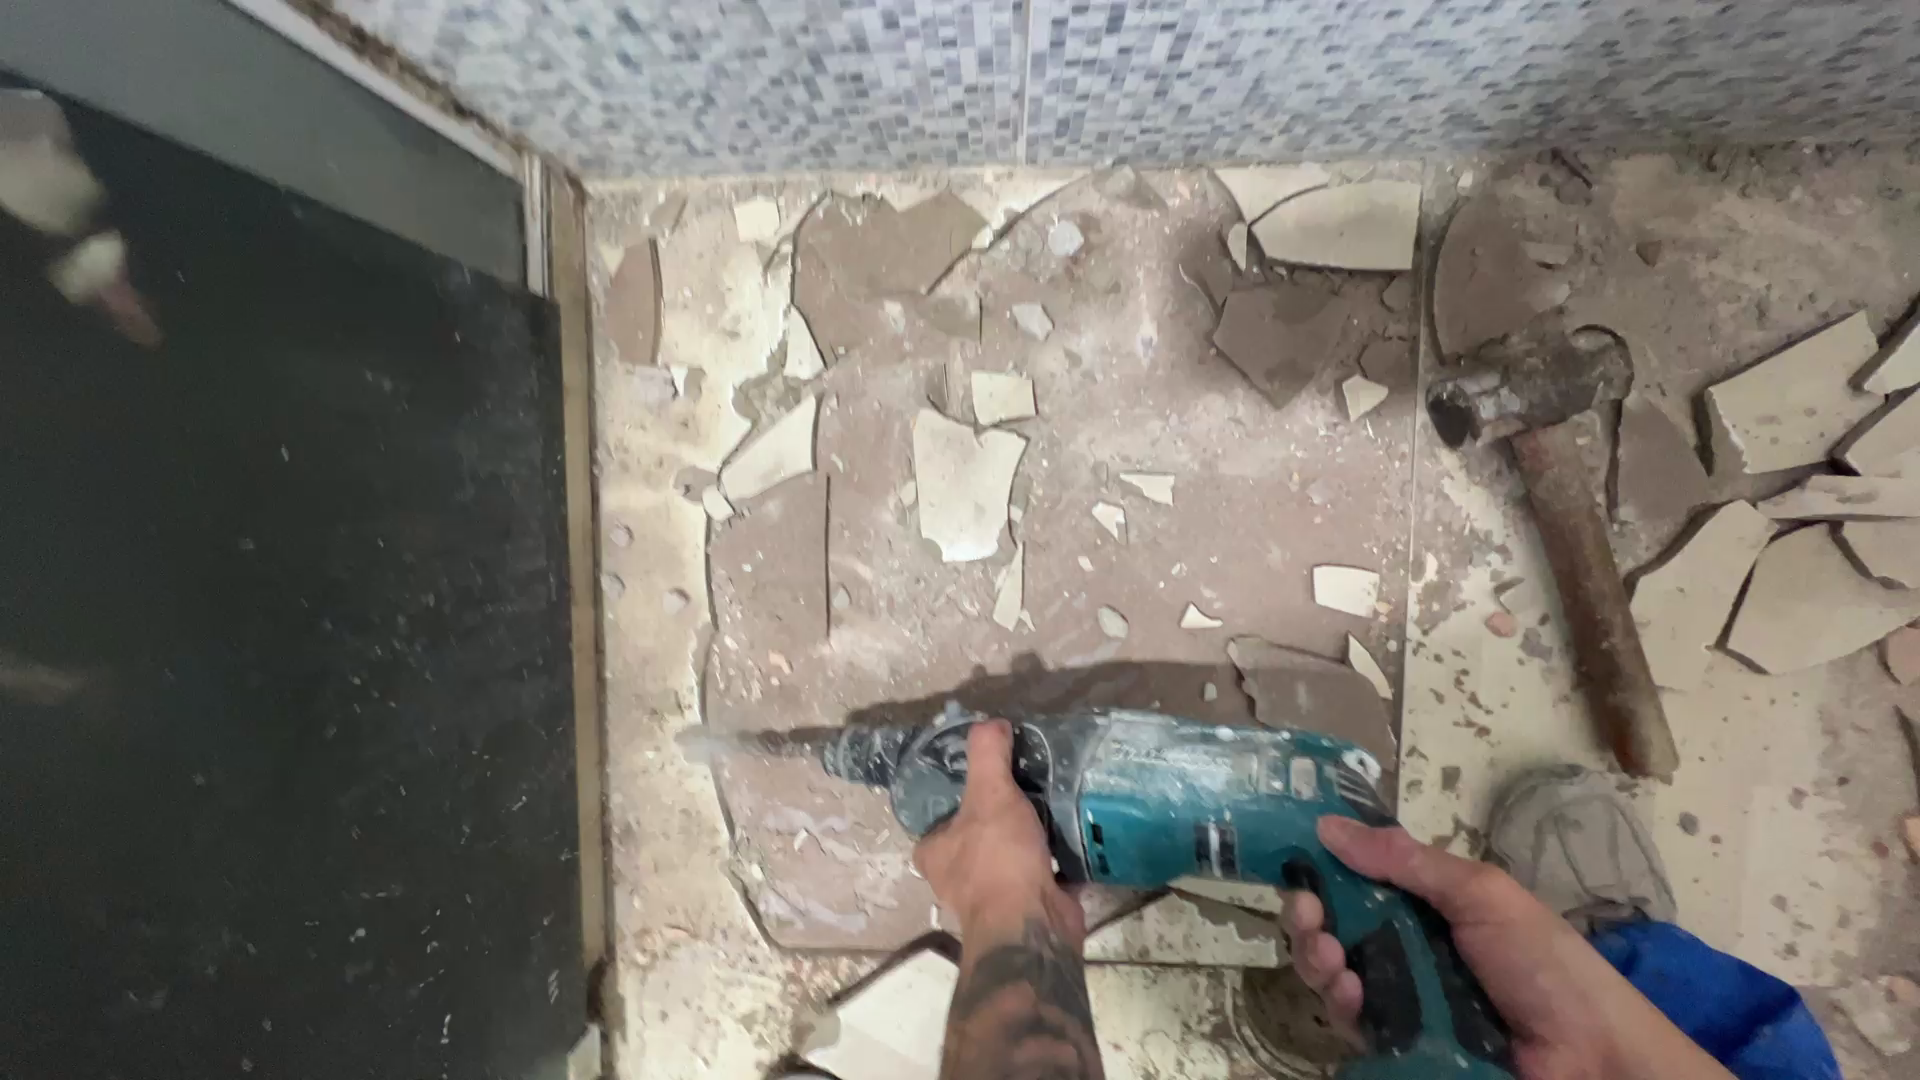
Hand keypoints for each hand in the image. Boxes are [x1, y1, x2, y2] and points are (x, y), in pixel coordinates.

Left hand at [913, 719, 1082, 945]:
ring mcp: (995, 893)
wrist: (1034, 924)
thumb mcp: (988, 793)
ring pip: (1013, 850)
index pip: (942, 812)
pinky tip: (1076, 827)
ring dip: (1034, 831)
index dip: (965, 789)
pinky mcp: (1031, 903)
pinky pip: (1045, 868)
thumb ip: (987, 754)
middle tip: (1031, 780)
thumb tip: (992, 722)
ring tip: (1056, 797)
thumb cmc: (997, 858)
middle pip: (981, 829)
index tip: (993, 769)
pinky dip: (1060, 853)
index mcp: (935, 852)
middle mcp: (958, 876)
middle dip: (1005, 810)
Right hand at [1286, 817, 1732, 1079]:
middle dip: (1304, 914)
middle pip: (1330, 925)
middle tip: (1303, 908)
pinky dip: (1338, 1001)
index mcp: (1419, 907)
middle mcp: (1399, 949)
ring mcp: (1397, 999)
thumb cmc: (1545, 965)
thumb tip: (1325, 824)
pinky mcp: (1398, 1045)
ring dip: (1312, 954)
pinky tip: (1346, 990)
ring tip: (1325, 951)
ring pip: (1329, 970)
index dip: (1320, 870)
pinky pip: (1351, 1020)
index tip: (1296, 861)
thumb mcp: (1481, 894)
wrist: (1599, 1065)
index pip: (1351, 881)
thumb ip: (1404, 859)